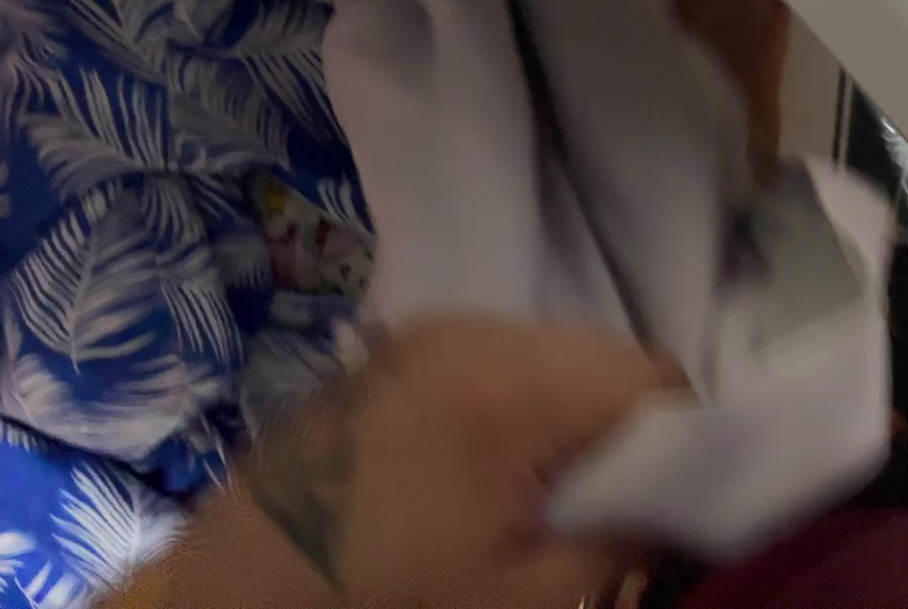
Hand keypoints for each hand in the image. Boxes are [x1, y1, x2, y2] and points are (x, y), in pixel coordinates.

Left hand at [140, 318, 681, 608]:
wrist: (219, 604)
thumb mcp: (516, 603)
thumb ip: (620, 541)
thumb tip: (687, 506)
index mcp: (512, 389)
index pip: (651, 374)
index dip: (678, 431)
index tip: (660, 490)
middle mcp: (484, 331)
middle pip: (611, 353)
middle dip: (628, 416)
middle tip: (602, 489)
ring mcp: (446, 326)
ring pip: (568, 346)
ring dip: (580, 399)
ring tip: (544, 470)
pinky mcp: (419, 335)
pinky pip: (518, 348)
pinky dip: (534, 389)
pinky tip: (499, 446)